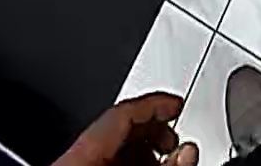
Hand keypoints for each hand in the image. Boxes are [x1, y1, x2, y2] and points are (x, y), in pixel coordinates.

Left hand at [53, 92, 197, 165]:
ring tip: (164, 158)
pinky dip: (126, 159)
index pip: (124, 109)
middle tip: (174, 136)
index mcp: (81, 149)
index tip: (178, 103)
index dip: (157, 102)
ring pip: (110, 143)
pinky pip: (101, 158)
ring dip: (142, 146)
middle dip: (152, 127)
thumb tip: (188, 148)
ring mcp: (72, 162)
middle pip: (118, 124)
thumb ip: (163, 163)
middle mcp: (72, 154)